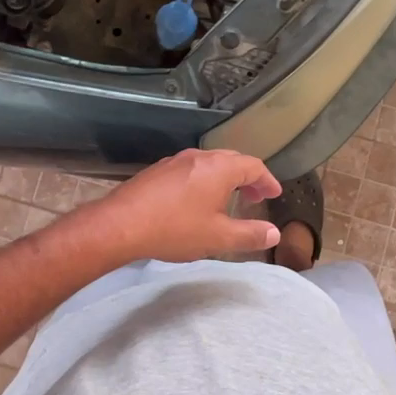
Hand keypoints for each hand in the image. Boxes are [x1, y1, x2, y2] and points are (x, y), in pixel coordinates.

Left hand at [82, 149, 283, 263]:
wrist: (121, 224)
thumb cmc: (175, 229)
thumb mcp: (218, 237)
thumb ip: (249, 234)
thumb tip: (274, 232)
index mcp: (219, 168)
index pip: (253, 166)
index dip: (267, 181)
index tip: (273, 194)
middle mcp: (199, 157)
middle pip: (232, 160)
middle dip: (247, 177)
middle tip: (254, 196)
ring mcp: (175, 161)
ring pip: (209, 163)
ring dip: (224, 178)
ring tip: (228, 199)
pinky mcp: (157, 171)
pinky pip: (190, 169)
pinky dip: (204, 180)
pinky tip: (196, 201)